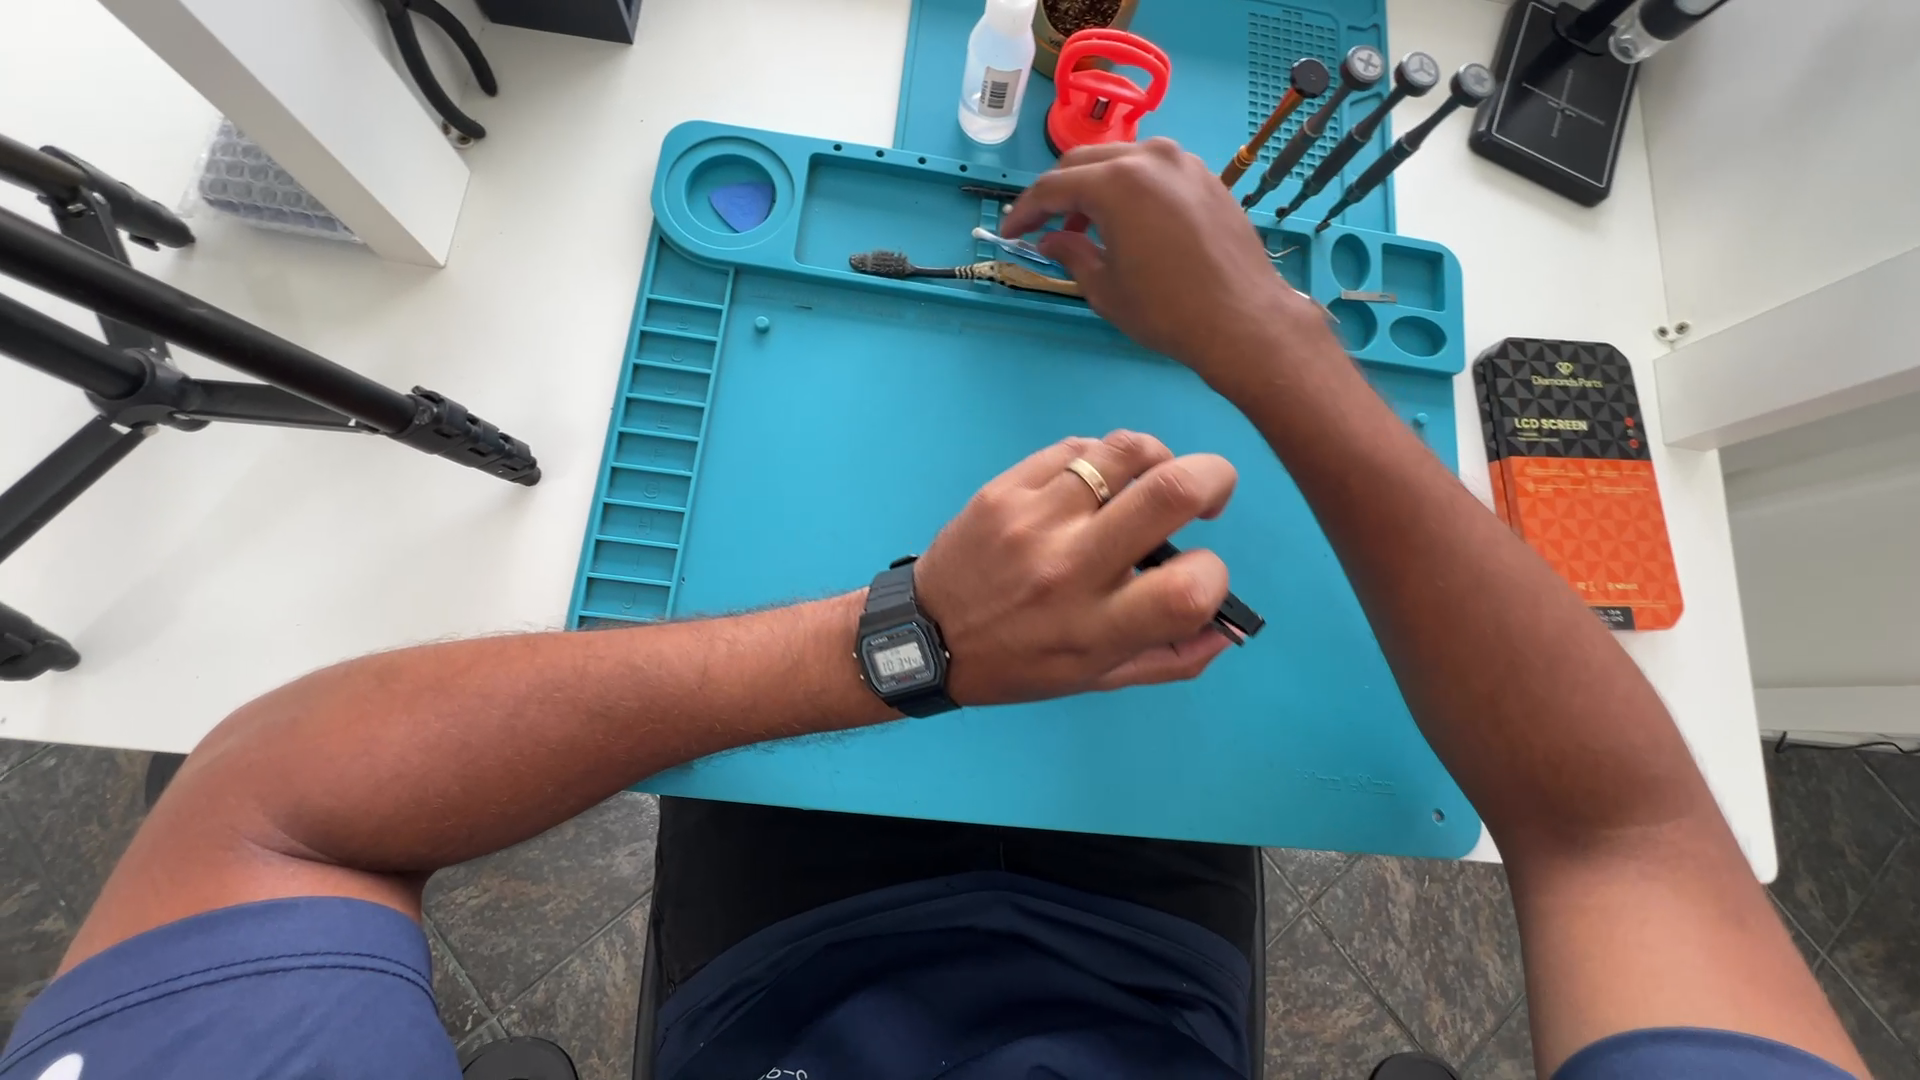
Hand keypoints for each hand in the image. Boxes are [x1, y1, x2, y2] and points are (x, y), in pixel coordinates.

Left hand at [912, 430, 1237, 705]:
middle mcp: (1070, 568)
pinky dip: (1102, 457)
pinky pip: (1075, 446)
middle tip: (1209, 494)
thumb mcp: (1096, 679)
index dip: (1215, 573)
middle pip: (1171, 491)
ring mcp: (1034, 520)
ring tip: (1151, 480)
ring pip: (1125, 451)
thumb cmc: (1017, 664)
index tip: (1195, 573)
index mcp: (1097, 629)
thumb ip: (1169, 659)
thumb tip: (1227, 626)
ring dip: (1159, 458)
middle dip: (1214, 478)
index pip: (1193, 586)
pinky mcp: (1004, 489)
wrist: (925, 635)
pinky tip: (1097, 481)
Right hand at [998, 138, 1331, 396]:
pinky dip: (1129, 189)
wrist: (1240, 319)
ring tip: (1083, 227)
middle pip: (1084, 163)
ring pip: (1121, 161)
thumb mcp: (1105, 288)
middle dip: (1056, 193)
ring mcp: (1183, 162)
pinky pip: (1153, 171)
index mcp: (1116, 182)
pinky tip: (1126, 222)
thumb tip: (1050, 240)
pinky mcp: (1206, 176)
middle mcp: (1149, 156)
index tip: (1009, 233)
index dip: (1025, 211)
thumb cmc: (1164, 310)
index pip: (1053, 187)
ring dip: (1093, 188)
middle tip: (1040, 225)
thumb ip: (1071, 254)